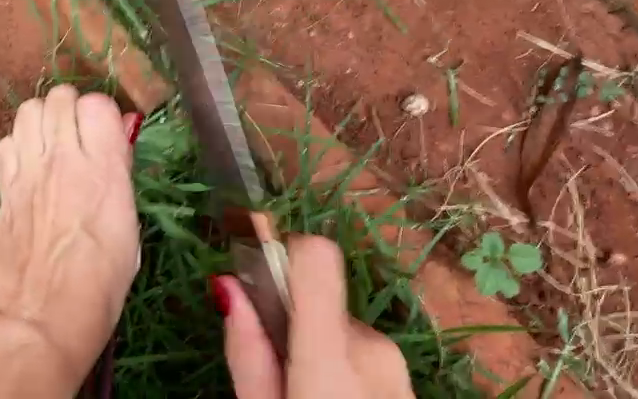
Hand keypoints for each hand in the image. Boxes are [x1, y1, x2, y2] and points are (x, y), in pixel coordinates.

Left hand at [0, 86, 140, 398]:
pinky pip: (7, 141)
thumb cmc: (98, 288)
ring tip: (52, 140)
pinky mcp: (3, 188)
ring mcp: (28, 171)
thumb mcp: (129, 231)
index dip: (103, 113)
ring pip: (29, 109)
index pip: (98, 103)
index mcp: (104, 170)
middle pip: (60, 96)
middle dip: (71, 106)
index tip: (107, 132)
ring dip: (42, 117)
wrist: (38, 322)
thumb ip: (120, 176)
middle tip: (78, 131)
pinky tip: (28, 164)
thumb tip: (118, 140)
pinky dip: (18, 144)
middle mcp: (63, 160)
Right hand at [219, 235, 415, 398]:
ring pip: (346, 335)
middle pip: (324, 301)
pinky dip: (345, 378)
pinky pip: (368, 364)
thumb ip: (247, 352)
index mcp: (332, 357)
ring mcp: (401, 377)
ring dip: (321, 355)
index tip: (258, 280)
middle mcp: (374, 353)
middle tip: (272, 376)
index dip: (285, 253)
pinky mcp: (410, 394)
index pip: (316, 256)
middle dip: (294, 325)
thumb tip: (227, 283)